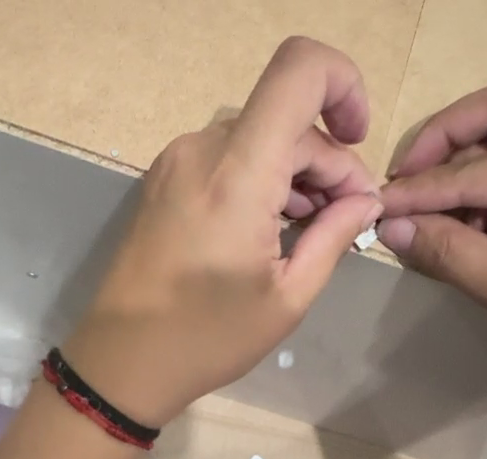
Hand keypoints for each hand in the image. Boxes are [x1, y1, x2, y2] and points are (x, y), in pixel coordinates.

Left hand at [63, 37, 383, 427]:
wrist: (121, 361)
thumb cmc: (207, 339)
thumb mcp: (287, 298)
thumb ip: (334, 237)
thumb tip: (365, 202)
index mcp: (237, 173)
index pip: (300, 70)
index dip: (344, 87)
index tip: (360, 141)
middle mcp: (202, 149)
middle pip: (284, 117)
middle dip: (327, 160)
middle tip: (346, 220)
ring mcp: (176, 163)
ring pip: (256, 137)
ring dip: (293, 172)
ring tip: (310, 232)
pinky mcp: (163, 182)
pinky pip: (225, 158)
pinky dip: (259, 179)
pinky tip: (270, 229)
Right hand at [378, 78, 486, 401]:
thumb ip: (450, 253)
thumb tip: (388, 226)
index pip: (486, 164)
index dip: (425, 188)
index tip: (377, 207)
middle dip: (446, 140)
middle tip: (404, 181)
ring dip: (464, 162)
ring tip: (434, 214)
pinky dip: (485, 181)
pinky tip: (466, 223)